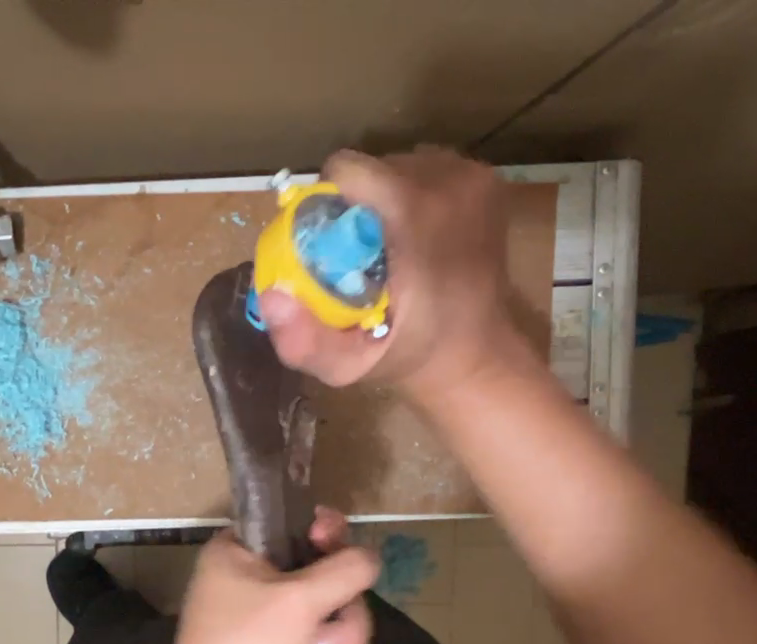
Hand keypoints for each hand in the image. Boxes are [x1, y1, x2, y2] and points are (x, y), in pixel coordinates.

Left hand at [138, 508, 379, 643]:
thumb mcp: (297, 602)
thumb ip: (342, 570)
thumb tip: (369, 558)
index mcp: (237, 552)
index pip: (293, 522)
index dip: (326, 534)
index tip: (338, 550)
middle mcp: (249, 580)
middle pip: (325, 572)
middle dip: (342, 606)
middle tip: (330, 630)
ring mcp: (265, 622)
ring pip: (332, 612)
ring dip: (345, 638)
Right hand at [258, 147, 534, 393]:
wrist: (474, 356)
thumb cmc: (407, 358)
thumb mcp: (347, 365)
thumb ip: (304, 340)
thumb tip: (272, 295)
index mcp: (414, 214)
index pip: (346, 171)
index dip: (325, 205)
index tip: (328, 246)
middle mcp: (447, 183)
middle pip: (372, 169)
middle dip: (354, 208)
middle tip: (356, 256)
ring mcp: (471, 178)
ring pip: (399, 167)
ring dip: (382, 203)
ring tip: (387, 249)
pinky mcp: (485, 180)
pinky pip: (427, 172)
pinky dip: (411, 199)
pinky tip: (415, 239)